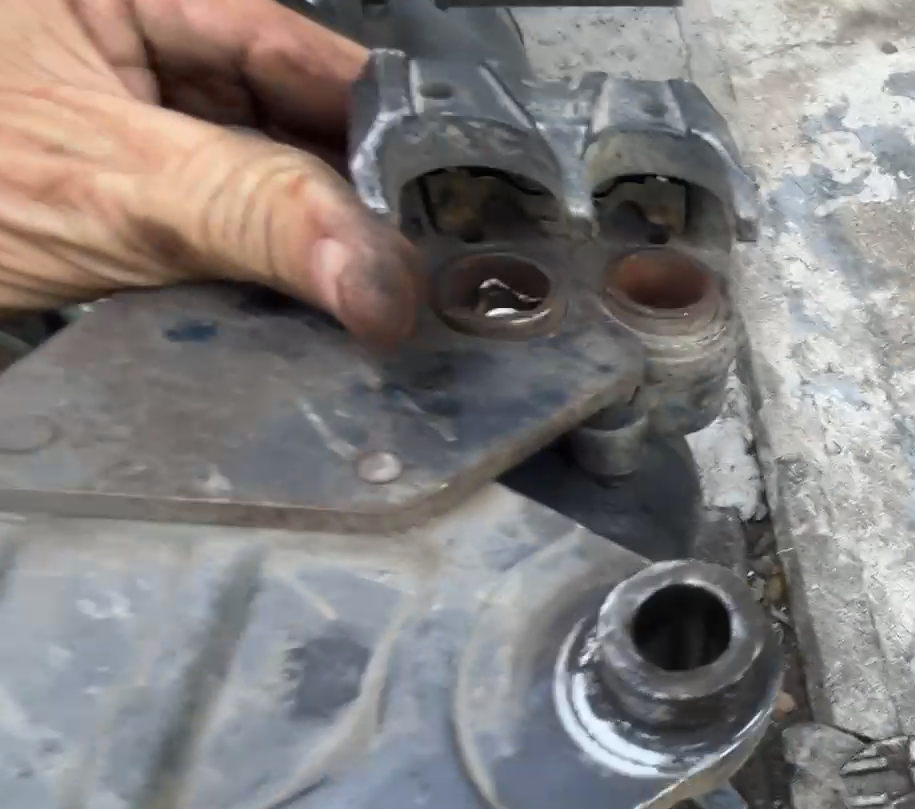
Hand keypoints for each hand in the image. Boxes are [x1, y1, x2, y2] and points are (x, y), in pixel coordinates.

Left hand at [0, 0, 415, 341]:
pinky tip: (337, 308)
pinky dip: (303, 271)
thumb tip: (397, 291)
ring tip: (394, 302)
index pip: (320, 60)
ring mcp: (167, 123)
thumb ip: (263, 217)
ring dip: (343, 247)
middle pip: (320, 124)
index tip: (462, 224)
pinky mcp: (166, 189)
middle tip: (434, 280)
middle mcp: (161, 46)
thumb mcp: (103, 181)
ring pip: (301, 180)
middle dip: (373, 204)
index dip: (399, 141)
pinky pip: (266, 225)